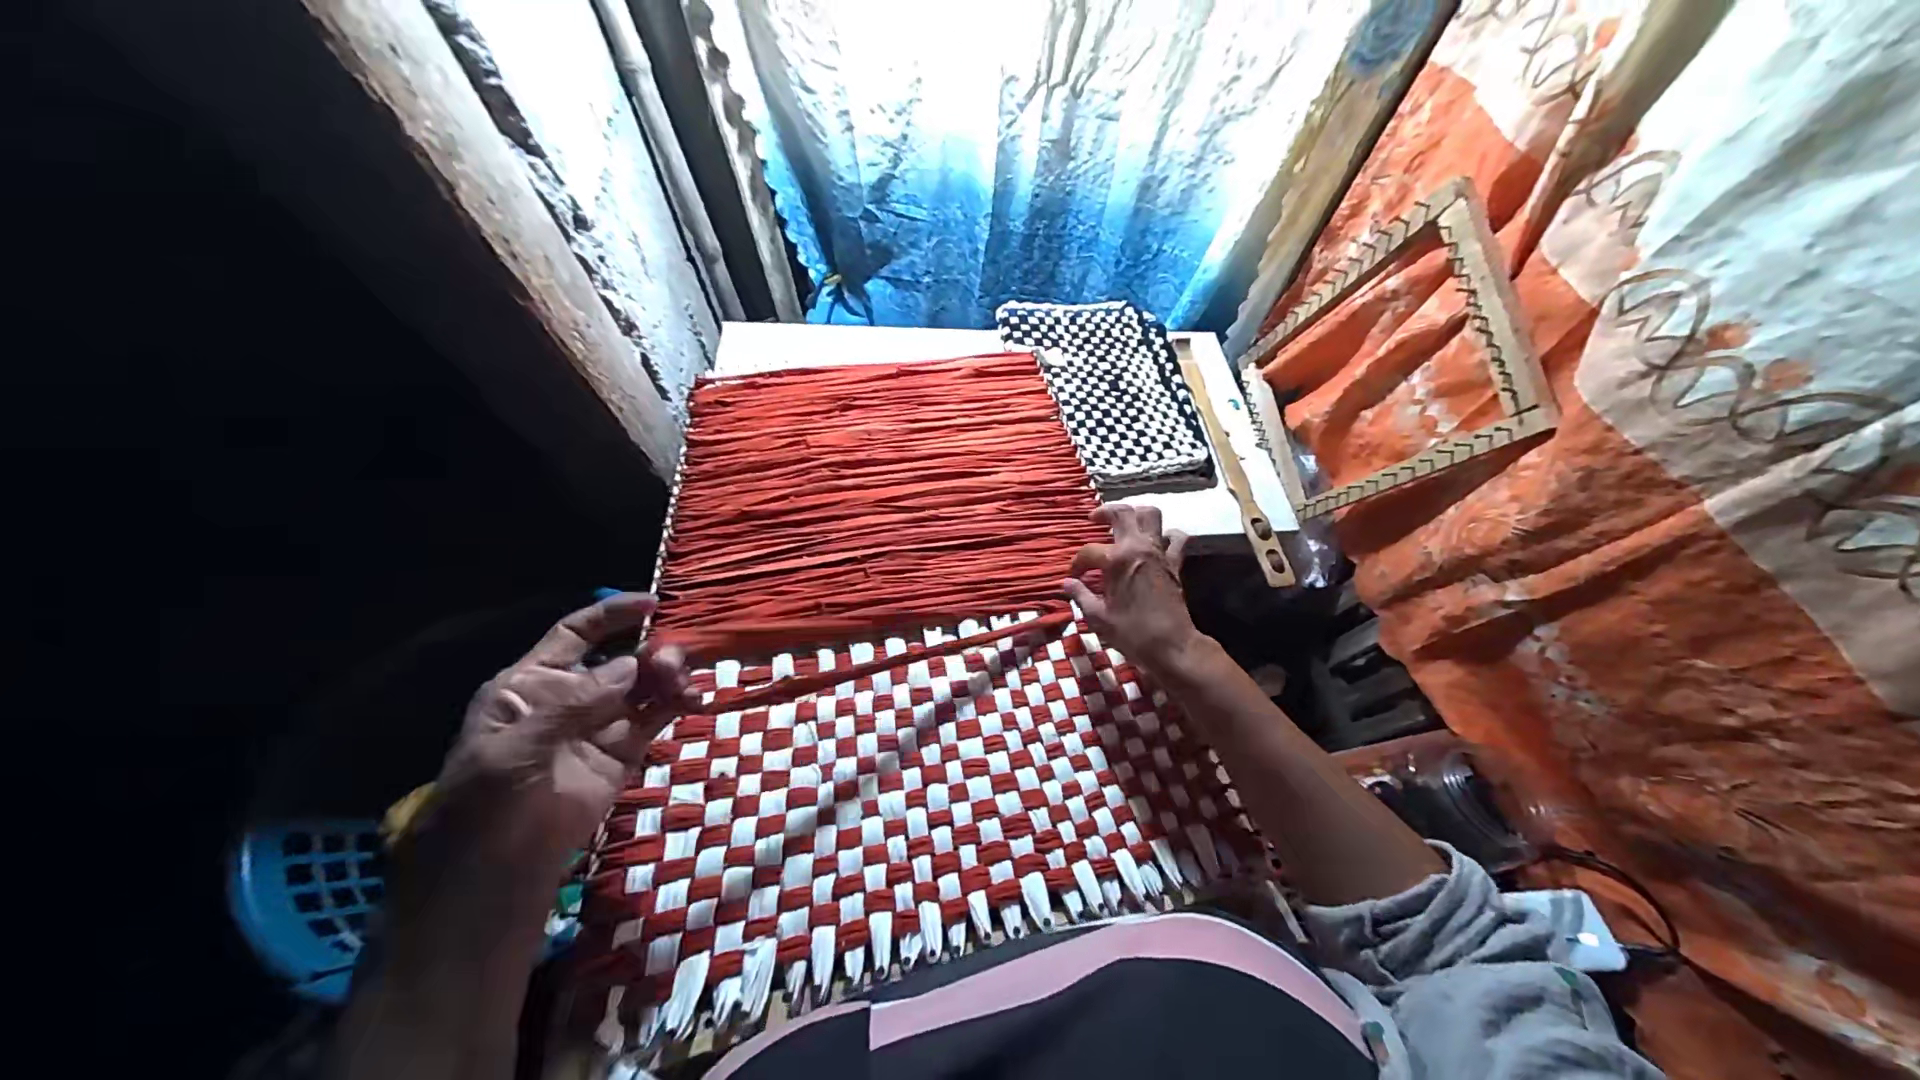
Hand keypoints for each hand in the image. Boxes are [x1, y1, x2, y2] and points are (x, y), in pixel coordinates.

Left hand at [401, 593, 693, 899]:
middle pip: (621, 658)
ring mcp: (600, 724)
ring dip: (668, 676)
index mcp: (532, 684)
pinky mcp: (624, 752)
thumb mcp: (515, 747)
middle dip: (650, 653)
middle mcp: (571, 696)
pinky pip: (657, 717)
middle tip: (672, 664)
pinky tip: (694, 701)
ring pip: (645, 685)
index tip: (652, 603)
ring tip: (682, 687)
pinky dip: (678, 704)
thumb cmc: (487, 803)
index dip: (612, 615)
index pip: (576, 634)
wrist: (493, 873)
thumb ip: (573, 703)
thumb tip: (632, 664)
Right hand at [1062, 504, 1202, 669]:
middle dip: (1105, 512)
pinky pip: (1176, 538)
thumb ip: (1080, 595)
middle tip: (1094, 519)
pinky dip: (1167, 535)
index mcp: (1116, 560)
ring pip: (1151, 515)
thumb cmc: (1131, 632)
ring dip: (1136, 514)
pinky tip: (1157, 541)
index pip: (1088, 552)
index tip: (1073, 577)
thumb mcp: (1098, 617)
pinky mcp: (1174, 563)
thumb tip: (1066, 583)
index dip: (1077, 564)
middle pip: (1122, 513)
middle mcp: (1138, 548)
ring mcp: (1159, 552)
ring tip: (1125, 523)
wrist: (1171, 646)